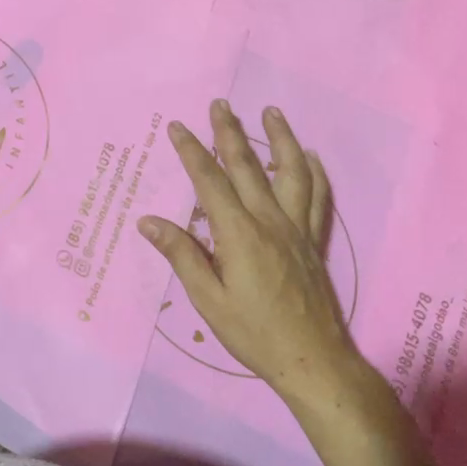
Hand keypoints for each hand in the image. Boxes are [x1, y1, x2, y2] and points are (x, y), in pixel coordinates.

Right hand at [140, 101, 357, 405]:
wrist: (314, 361)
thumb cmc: (254, 333)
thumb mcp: (208, 299)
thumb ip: (181, 255)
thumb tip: (148, 221)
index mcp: (238, 233)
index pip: (210, 181)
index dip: (191, 151)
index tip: (177, 126)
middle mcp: (270, 221)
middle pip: (248, 166)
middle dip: (230, 132)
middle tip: (219, 104)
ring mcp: (296, 229)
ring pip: (290, 172)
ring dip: (279, 138)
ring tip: (270, 112)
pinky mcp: (314, 242)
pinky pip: (318, 198)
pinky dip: (313, 172)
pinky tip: (309, 156)